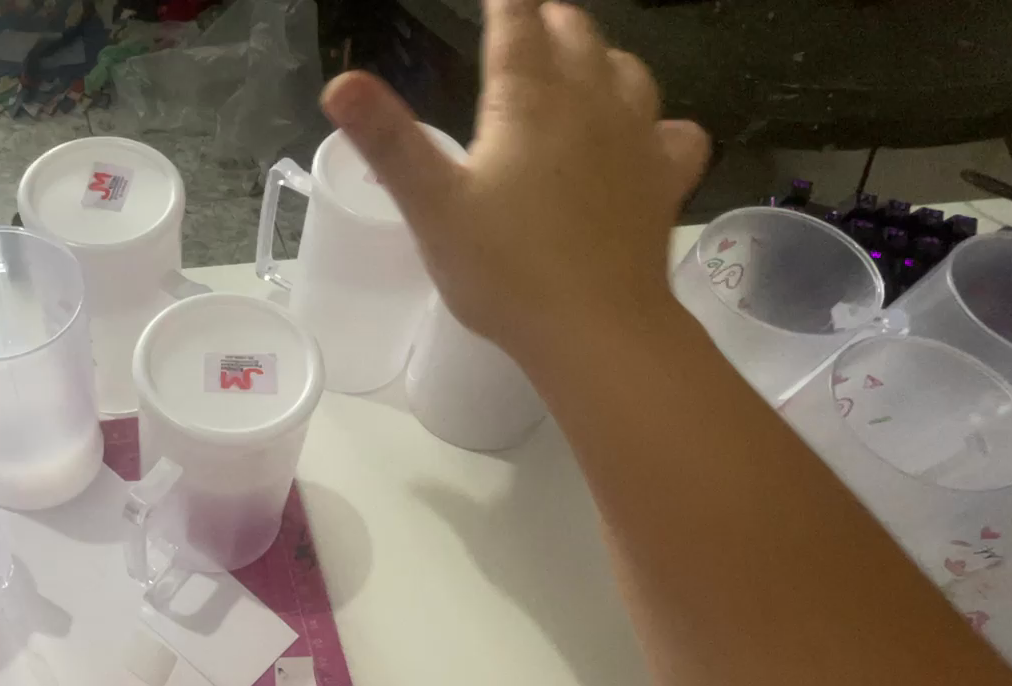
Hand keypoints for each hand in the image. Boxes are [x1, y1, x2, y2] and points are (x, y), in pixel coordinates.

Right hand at [319, 0, 709, 359]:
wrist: (592, 326)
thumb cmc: (502, 270)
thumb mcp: (430, 208)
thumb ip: (389, 142)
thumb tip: (339, 83)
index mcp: (529, 101)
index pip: (516, 23)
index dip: (503, 5)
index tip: (494, 1)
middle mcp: (592, 99)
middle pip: (575, 33)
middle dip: (547, 22)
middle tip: (523, 28)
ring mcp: (638, 136)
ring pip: (626, 68)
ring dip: (596, 58)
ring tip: (574, 71)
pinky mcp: (665, 178)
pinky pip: (671, 129)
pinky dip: (652, 124)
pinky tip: (638, 140)